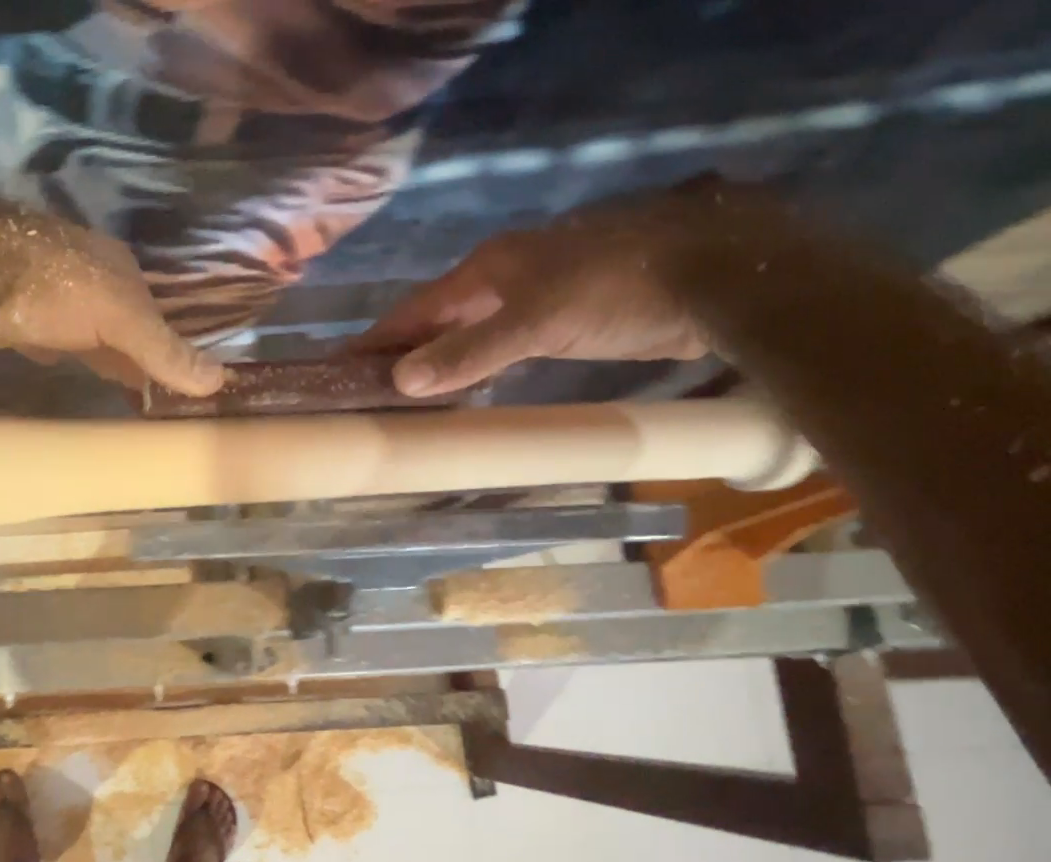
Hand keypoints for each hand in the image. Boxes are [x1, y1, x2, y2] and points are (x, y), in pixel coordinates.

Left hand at [0, 212, 226, 397]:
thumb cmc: (56, 289)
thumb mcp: (122, 320)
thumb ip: (164, 350)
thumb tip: (219, 381)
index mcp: (117, 266)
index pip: (153, 308)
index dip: (166, 341)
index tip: (178, 378)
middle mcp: (83, 273)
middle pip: (118, 320)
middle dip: (132, 352)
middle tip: (150, 394)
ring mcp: (45, 291)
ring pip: (82, 329)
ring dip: (98, 354)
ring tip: (117, 391)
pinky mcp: (12, 312)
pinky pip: (45, 337)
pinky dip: (59, 353)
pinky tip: (63, 369)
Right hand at [345, 182, 786, 396]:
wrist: (719, 275)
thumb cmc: (619, 288)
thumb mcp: (538, 321)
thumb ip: (471, 352)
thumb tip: (402, 381)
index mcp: (488, 269)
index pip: (415, 310)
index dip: (377, 339)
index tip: (338, 369)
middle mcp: (504, 277)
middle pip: (437, 319)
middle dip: (401, 352)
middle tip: (366, 391)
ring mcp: (536, 295)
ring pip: (468, 332)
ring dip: (438, 361)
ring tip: (406, 397)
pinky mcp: (566, 317)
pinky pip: (500, 345)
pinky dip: (476, 366)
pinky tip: (470, 388)